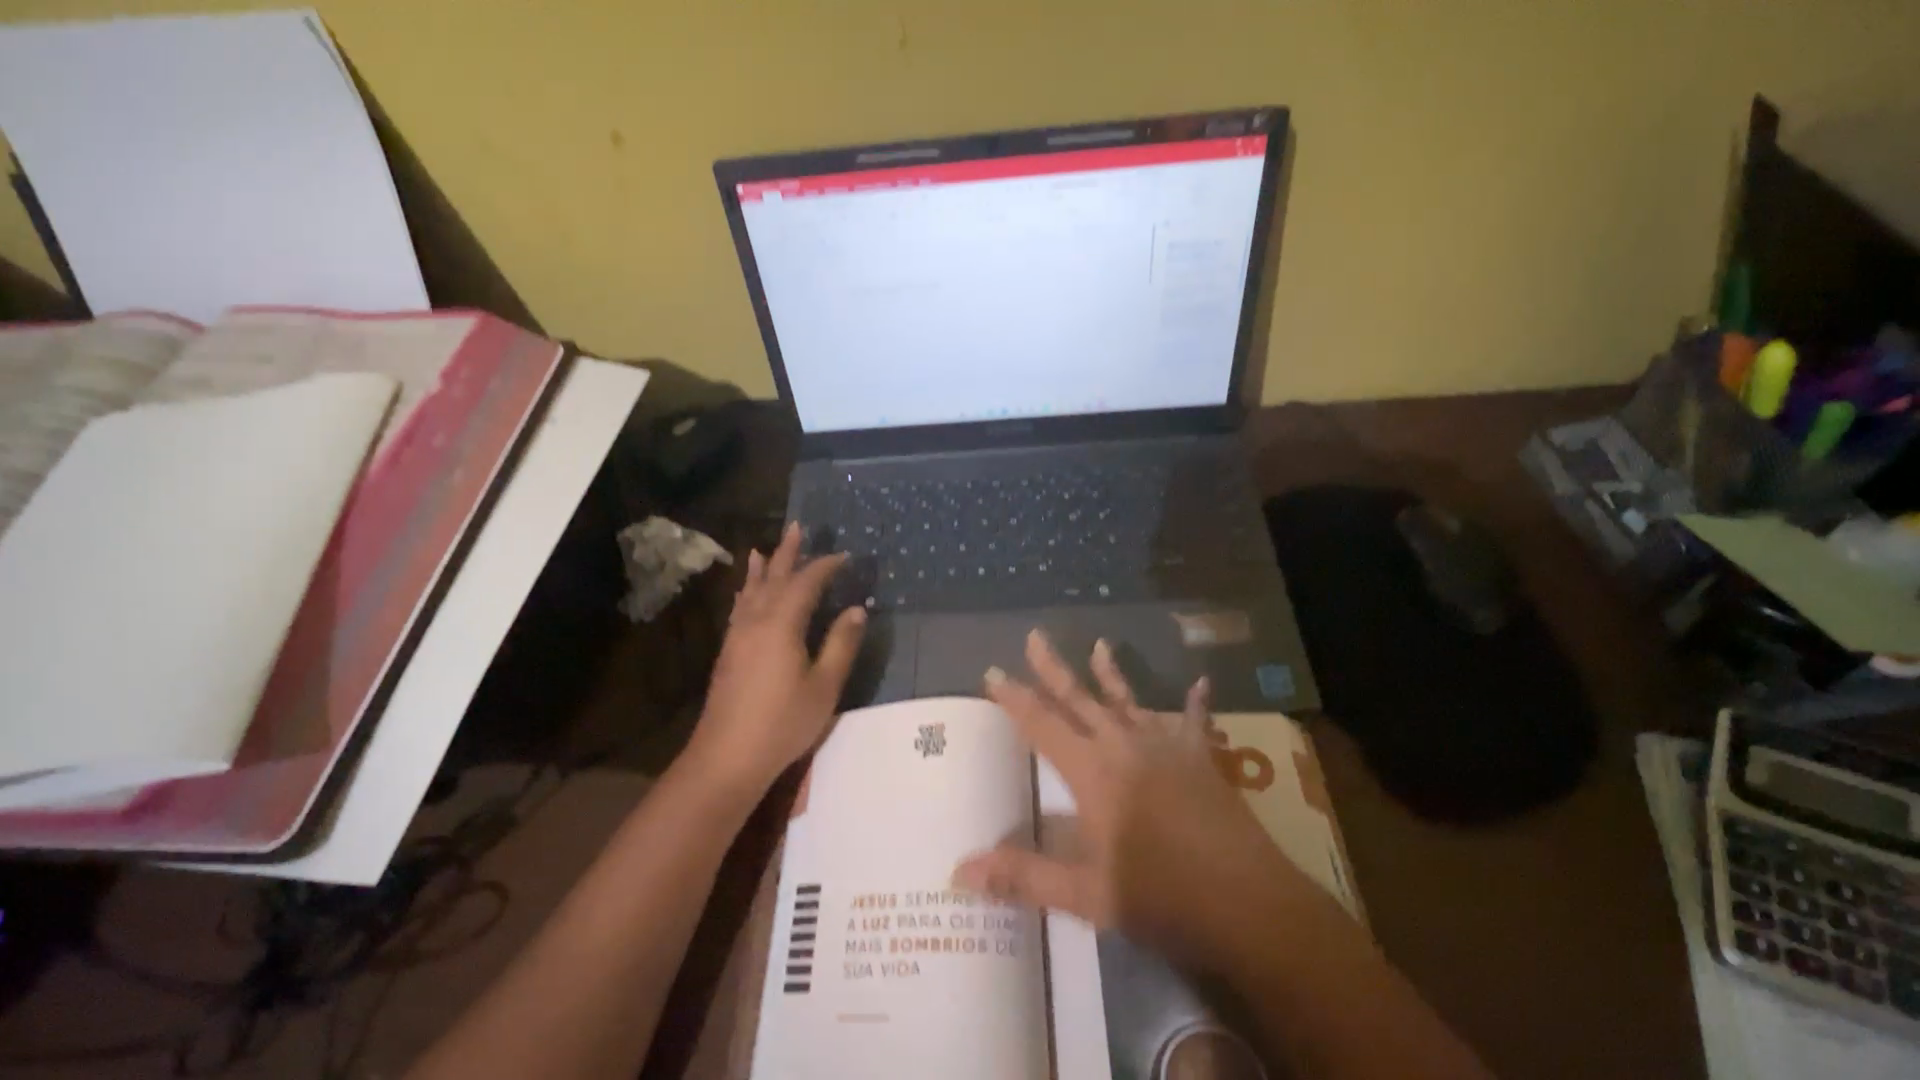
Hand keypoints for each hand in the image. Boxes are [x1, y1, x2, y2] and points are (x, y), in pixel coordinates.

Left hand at [684, 524, 865, 799]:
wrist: (728, 756)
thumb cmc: (783, 722)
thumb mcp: (824, 686)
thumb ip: (841, 645)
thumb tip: (855, 610)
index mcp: (782, 624)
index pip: (806, 582)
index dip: (825, 566)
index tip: (845, 556)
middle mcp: (756, 621)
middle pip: (773, 578)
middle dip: (787, 553)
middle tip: (797, 527)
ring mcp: (737, 636)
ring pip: (751, 592)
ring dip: (762, 569)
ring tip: (764, 550)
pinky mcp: (728, 653)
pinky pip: (740, 608)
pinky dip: (747, 592)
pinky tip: (746, 596)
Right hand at [954, 630, 1309, 968]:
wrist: (1249, 904)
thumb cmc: (1162, 898)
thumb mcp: (1085, 895)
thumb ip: (1023, 877)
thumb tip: (959, 872)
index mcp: (1094, 774)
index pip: (1043, 726)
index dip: (1015, 699)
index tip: (992, 672)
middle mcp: (1127, 749)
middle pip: (1082, 701)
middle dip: (1054, 670)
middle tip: (1035, 636)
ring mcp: (1169, 751)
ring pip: (1132, 703)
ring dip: (1112, 676)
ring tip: (1100, 645)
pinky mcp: (1203, 763)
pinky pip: (1193, 724)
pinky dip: (1194, 703)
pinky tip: (1200, 682)